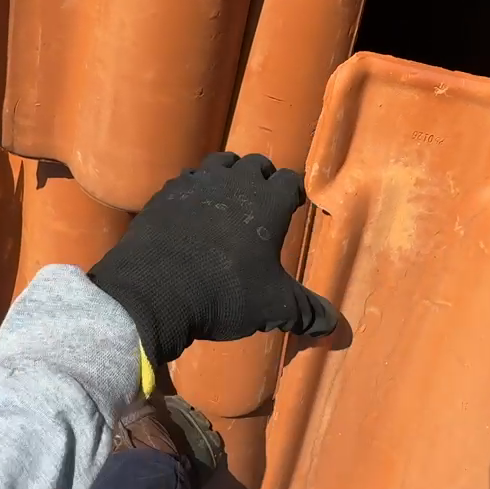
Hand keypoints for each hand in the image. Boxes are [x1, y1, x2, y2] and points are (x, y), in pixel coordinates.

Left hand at [89, 152, 338, 365]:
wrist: (154, 290)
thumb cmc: (224, 292)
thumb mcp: (272, 306)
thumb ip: (306, 311)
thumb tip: (335, 326)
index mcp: (268, 202)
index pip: (290, 180)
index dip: (293, 191)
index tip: (294, 203)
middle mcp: (236, 182)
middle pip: (256, 163)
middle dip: (262, 177)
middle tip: (262, 198)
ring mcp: (199, 182)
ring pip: (221, 162)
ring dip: (229, 173)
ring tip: (229, 195)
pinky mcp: (168, 191)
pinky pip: (188, 179)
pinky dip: (195, 188)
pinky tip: (192, 209)